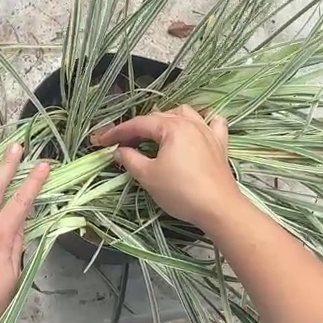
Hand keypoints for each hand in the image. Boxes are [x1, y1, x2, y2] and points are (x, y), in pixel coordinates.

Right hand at [90, 106, 244, 231]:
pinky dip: (203, 121)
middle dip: (138, 129)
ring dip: (167, 120)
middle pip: (159, 117)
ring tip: (156, 134)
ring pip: (184, 114)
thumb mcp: (148, 176)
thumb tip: (119, 151)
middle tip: (123, 144)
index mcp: (171, 127)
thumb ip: (130, 159)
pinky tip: (197, 128)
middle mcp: (190, 123)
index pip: (138, 124)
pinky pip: (213, 123)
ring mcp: (208, 131)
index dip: (117, 132)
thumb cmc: (181, 192)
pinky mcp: (220, 144)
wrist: (218, 208)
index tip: (102, 141)